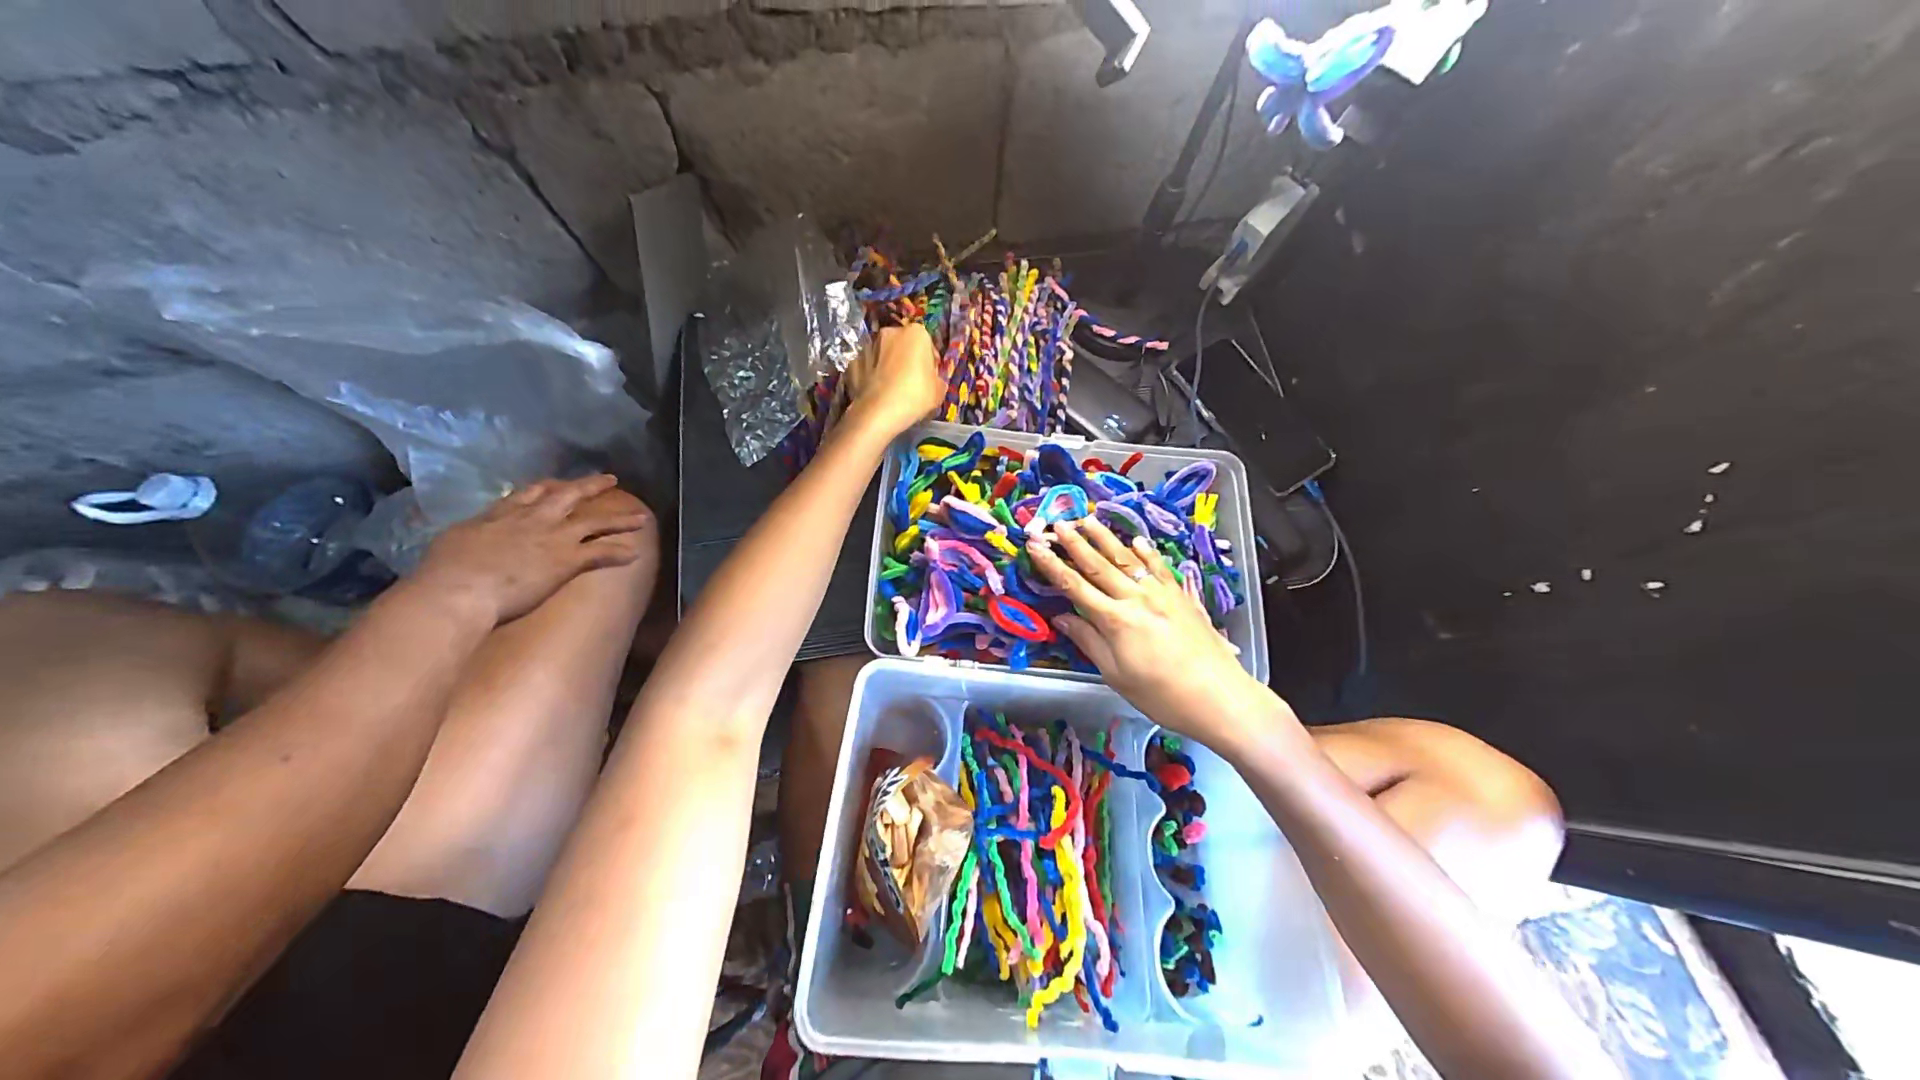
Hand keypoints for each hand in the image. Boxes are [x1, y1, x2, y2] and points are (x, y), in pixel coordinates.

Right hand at [414, 475, 654, 624]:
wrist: (460, 588)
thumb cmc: (446, 571)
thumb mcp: (455, 540)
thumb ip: (473, 533)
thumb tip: (473, 534)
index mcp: (502, 514)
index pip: (528, 495)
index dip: (545, 488)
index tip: (555, 484)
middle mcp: (533, 519)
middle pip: (568, 496)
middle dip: (589, 487)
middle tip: (609, 480)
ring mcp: (554, 537)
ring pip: (595, 522)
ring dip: (620, 520)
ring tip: (642, 518)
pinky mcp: (567, 559)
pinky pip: (601, 554)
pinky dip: (620, 553)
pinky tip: (636, 554)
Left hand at [844, 324, 944, 437]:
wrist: (879, 412)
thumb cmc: (915, 396)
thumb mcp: (938, 391)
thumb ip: (936, 380)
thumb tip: (931, 381)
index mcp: (916, 333)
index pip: (926, 345)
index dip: (929, 363)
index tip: (928, 378)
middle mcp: (890, 332)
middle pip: (902, 346)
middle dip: (905, 360)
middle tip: (909, 383)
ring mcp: (867, 346)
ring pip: (882, 355)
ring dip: (886, 366)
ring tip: (890, 389)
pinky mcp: (851, 362)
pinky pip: (866, 368)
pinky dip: (870, 376)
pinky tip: (875, 393)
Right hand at [1026, 517, 1282, 753]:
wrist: (1218, 696)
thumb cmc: (1161, 694)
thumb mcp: (1116, 674)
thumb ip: (1089, 641)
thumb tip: (1062, 618)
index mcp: (1115, 620)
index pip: (1075, 586)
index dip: (1052, 565)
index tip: (1035, 547)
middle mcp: (1136, 599)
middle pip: (1098, 565)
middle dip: (1075, 543)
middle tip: (1057, 523)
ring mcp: (1161, 593)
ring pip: (1127, 559)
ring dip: (1105, 538)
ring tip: (1088, 519)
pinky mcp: (1181, 596)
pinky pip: (1158, 567)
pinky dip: (1145, 551)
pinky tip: (1135, 540)